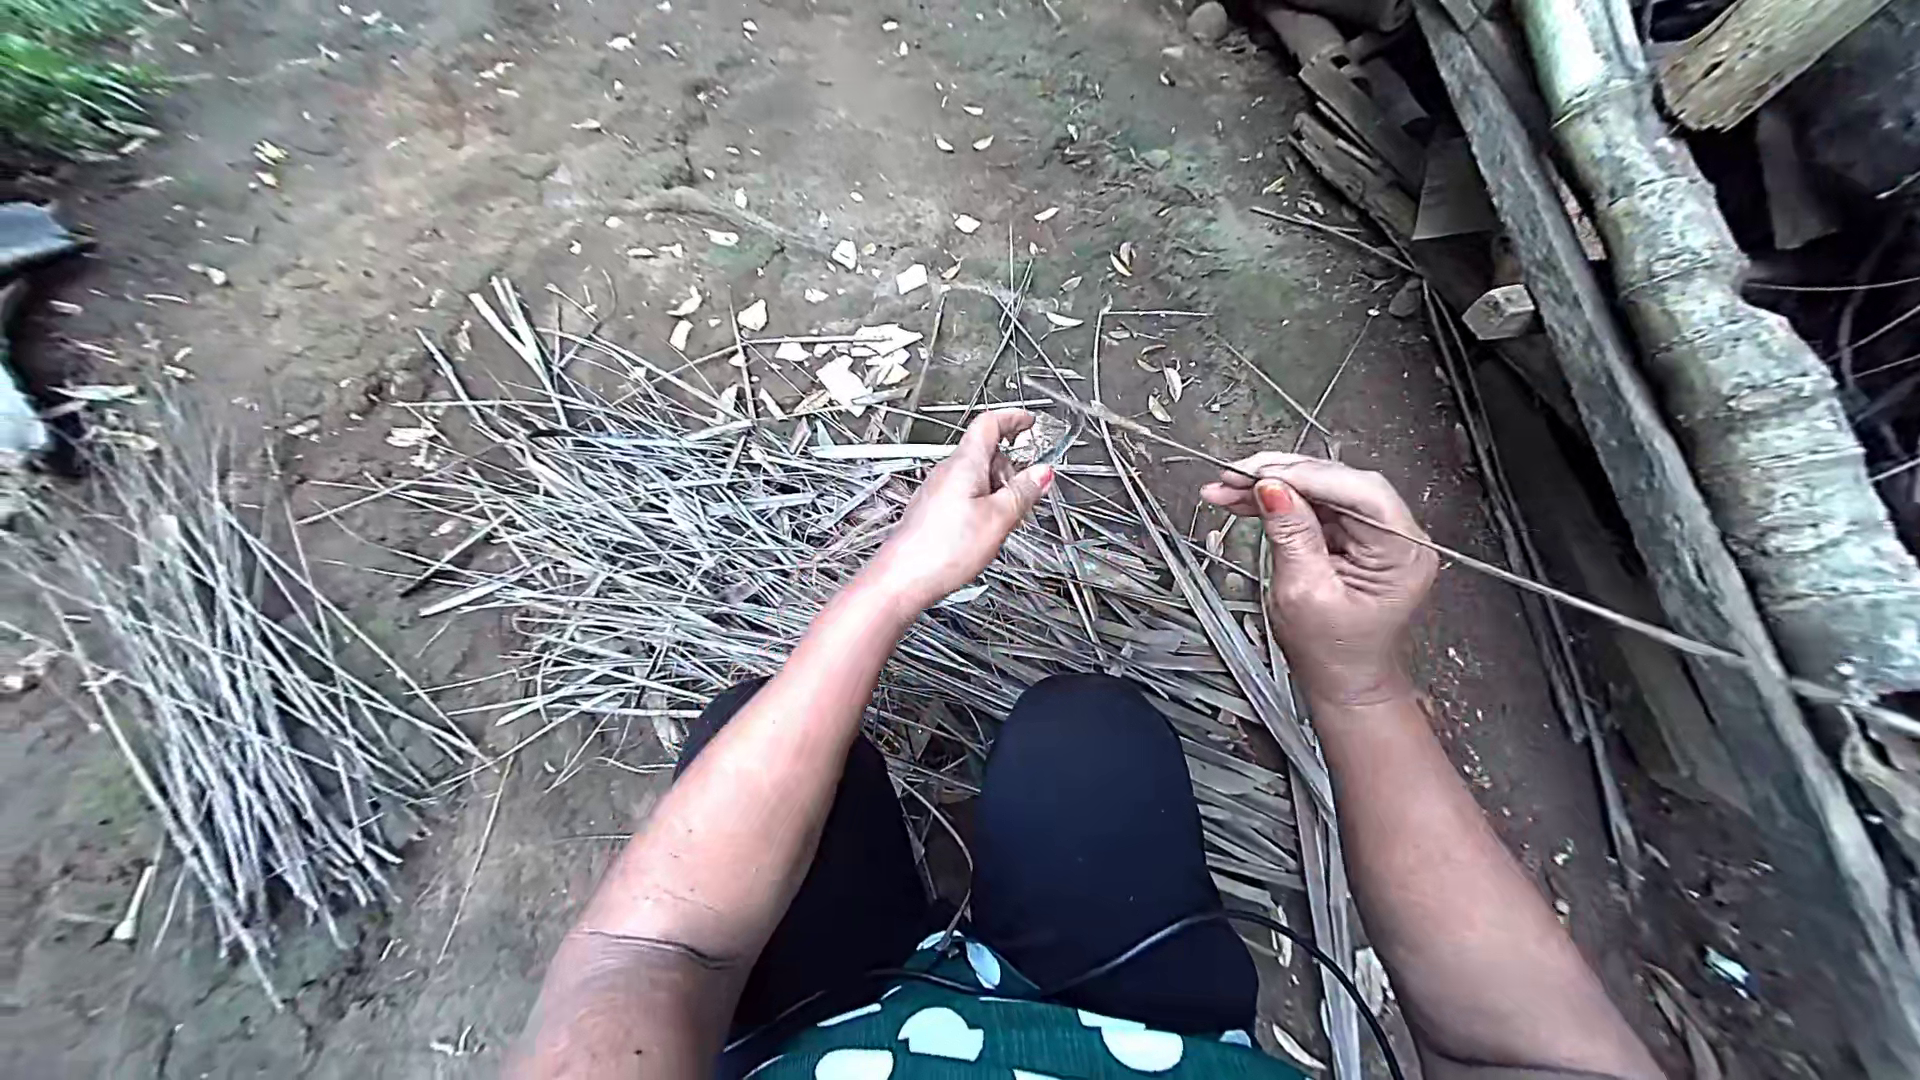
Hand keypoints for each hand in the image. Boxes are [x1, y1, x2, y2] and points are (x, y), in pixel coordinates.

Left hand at [862, 409, 1054, 611]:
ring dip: (996, 489)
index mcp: (965, 464)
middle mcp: (947, 472)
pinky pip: (963, 495)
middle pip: (985, 453)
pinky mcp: (932, 511)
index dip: (1013, 419)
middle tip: (1025, 490)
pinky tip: (983, 529)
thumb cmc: (942, 549)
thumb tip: (1043, 472)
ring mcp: (937, 491)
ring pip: (975, 477)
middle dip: (1010, 467)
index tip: (1029, 422)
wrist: (903, 578)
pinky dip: (981, 504)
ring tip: (1004, 517)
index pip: (990, 424)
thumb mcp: (998, 518)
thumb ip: (1023, 492)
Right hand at [1200, 453, 1436, 706]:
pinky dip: (1274, 500)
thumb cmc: (1332, 649)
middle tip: (1232, 476)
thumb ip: (1291, 535)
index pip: (1358, 492)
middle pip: (1337, 482)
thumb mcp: (1304, 592)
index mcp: (1402, 551)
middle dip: (1280, 475)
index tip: (1259, 476)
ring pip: (1318, 488)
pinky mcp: (1347, 534)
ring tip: (1225, 487)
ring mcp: (1370, 531)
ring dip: (1269, 484)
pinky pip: (1309, 504)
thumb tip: (1273, 489)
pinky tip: (1242, 499)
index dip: (1306, 477)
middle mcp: (1395, 533)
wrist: (1340, 677)